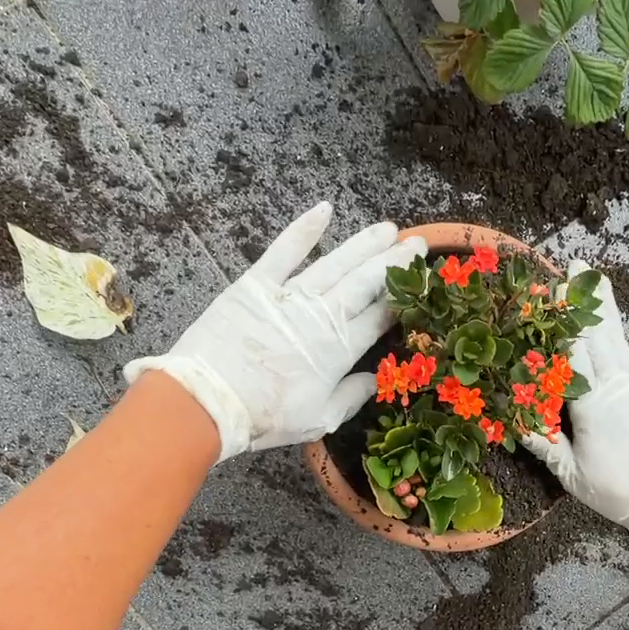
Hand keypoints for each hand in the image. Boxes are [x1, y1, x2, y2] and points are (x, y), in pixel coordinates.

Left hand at [124, 202, 427, 460]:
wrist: (209, 402)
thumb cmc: (266, 417)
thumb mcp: (320, 419)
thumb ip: (352, 396)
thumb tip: (374, 379)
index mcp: (339, 350)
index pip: (380, 316)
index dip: (402, 299)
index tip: (420, 283)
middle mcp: (321, 316)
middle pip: (365, 282)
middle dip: (393, 262)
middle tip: (416, 244)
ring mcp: (289, 296)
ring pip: (336, 262)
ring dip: (363, 244)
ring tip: (387, 228)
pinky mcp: (256, 285)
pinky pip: (284, 250)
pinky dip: (304, 229)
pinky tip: (324, 210)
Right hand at [528, 262, 628, 566]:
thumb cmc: (615, 491)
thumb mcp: (571, 473)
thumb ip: (544, 443)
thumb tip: (514, 421)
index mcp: (589, 405)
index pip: (570, 353)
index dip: (558, 322)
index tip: (548, 293)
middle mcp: (615, 387)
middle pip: (596, 336)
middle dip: (583, 300)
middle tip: (573, 266)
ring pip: (620, 339)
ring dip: (609, 307)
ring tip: (599, 276)